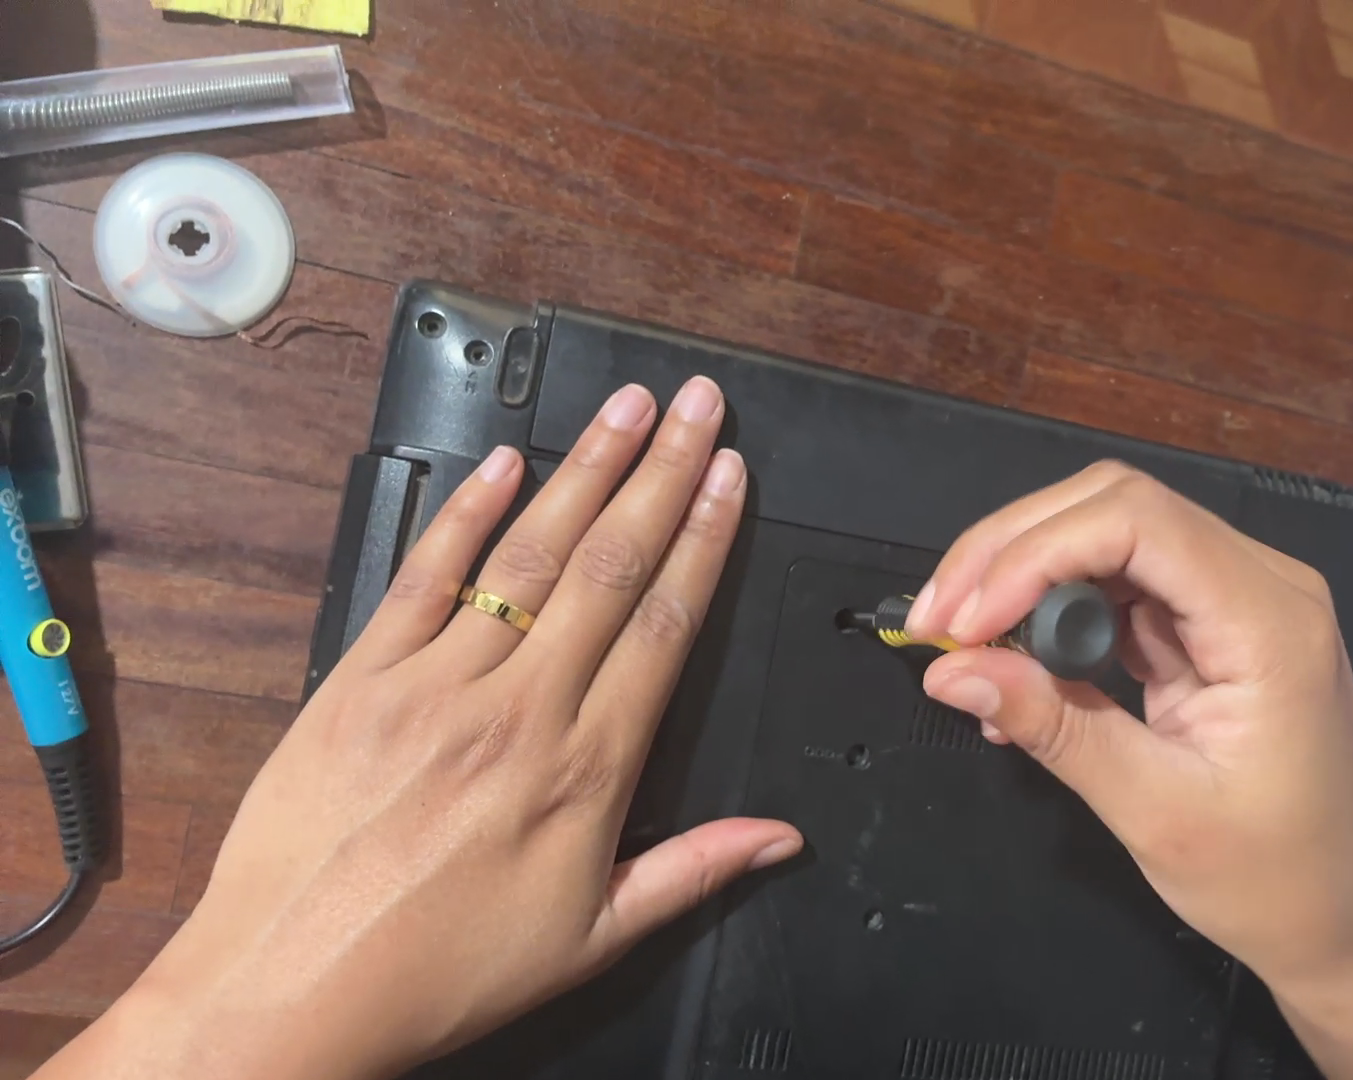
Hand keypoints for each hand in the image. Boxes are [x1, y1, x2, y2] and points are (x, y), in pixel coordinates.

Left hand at [48, 380, 800, 1079]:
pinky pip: (425, 578)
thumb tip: (787, 837)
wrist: (280, 999)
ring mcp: (437, 682)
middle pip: (611, 565)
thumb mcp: (598, 933)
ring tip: (627, 407)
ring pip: (530, 554)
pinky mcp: (362, 677)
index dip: (705, 539)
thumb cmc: (452, 966)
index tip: (729, 476)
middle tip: (695, 406)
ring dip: (588, 472)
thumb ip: (700, 867)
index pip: (667, 623)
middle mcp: (522, 705)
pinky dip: (466, 513)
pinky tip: (508, 461)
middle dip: (663, 474)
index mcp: (587, 764)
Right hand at [910, 464, 1352, 1079]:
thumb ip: (1053, 727)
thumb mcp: (1154, 811)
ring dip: (1017, 571)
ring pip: (1101, 531)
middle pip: (1113, 505)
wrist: (1334, 916)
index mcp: (1268, 620)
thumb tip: (949, 671)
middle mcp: (1255, 580)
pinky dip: (1044, 607)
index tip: (967, 625)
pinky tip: (1006, 658)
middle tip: (939, 620)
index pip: (1138, 522)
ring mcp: (1226, 592)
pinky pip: (1107, 581)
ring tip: (958, 637)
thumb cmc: (1268, 879)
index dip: (1037, 554)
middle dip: (1010, 550)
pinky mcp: (1198, 616)